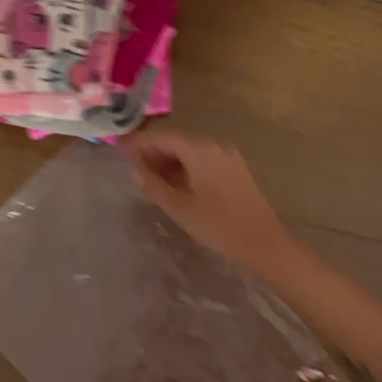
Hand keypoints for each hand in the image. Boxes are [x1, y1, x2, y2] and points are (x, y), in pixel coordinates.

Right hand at [120, 133, 290, 266]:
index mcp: (201, 151)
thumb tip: (134, 169)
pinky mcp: (235, 171)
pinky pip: (204, 163)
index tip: (119, 147)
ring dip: (170, 163)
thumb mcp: (180, 208)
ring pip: (191, 154)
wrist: (263, 242)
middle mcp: (216, 147)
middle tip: (131, 166)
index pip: (164, 139)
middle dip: (154, 153)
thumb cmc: (219, 225)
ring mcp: (228, 158)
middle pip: (178, 144)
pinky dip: (186, 169)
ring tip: (149, 179)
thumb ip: (154, 185)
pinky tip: (175, 185)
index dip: (140, 143)